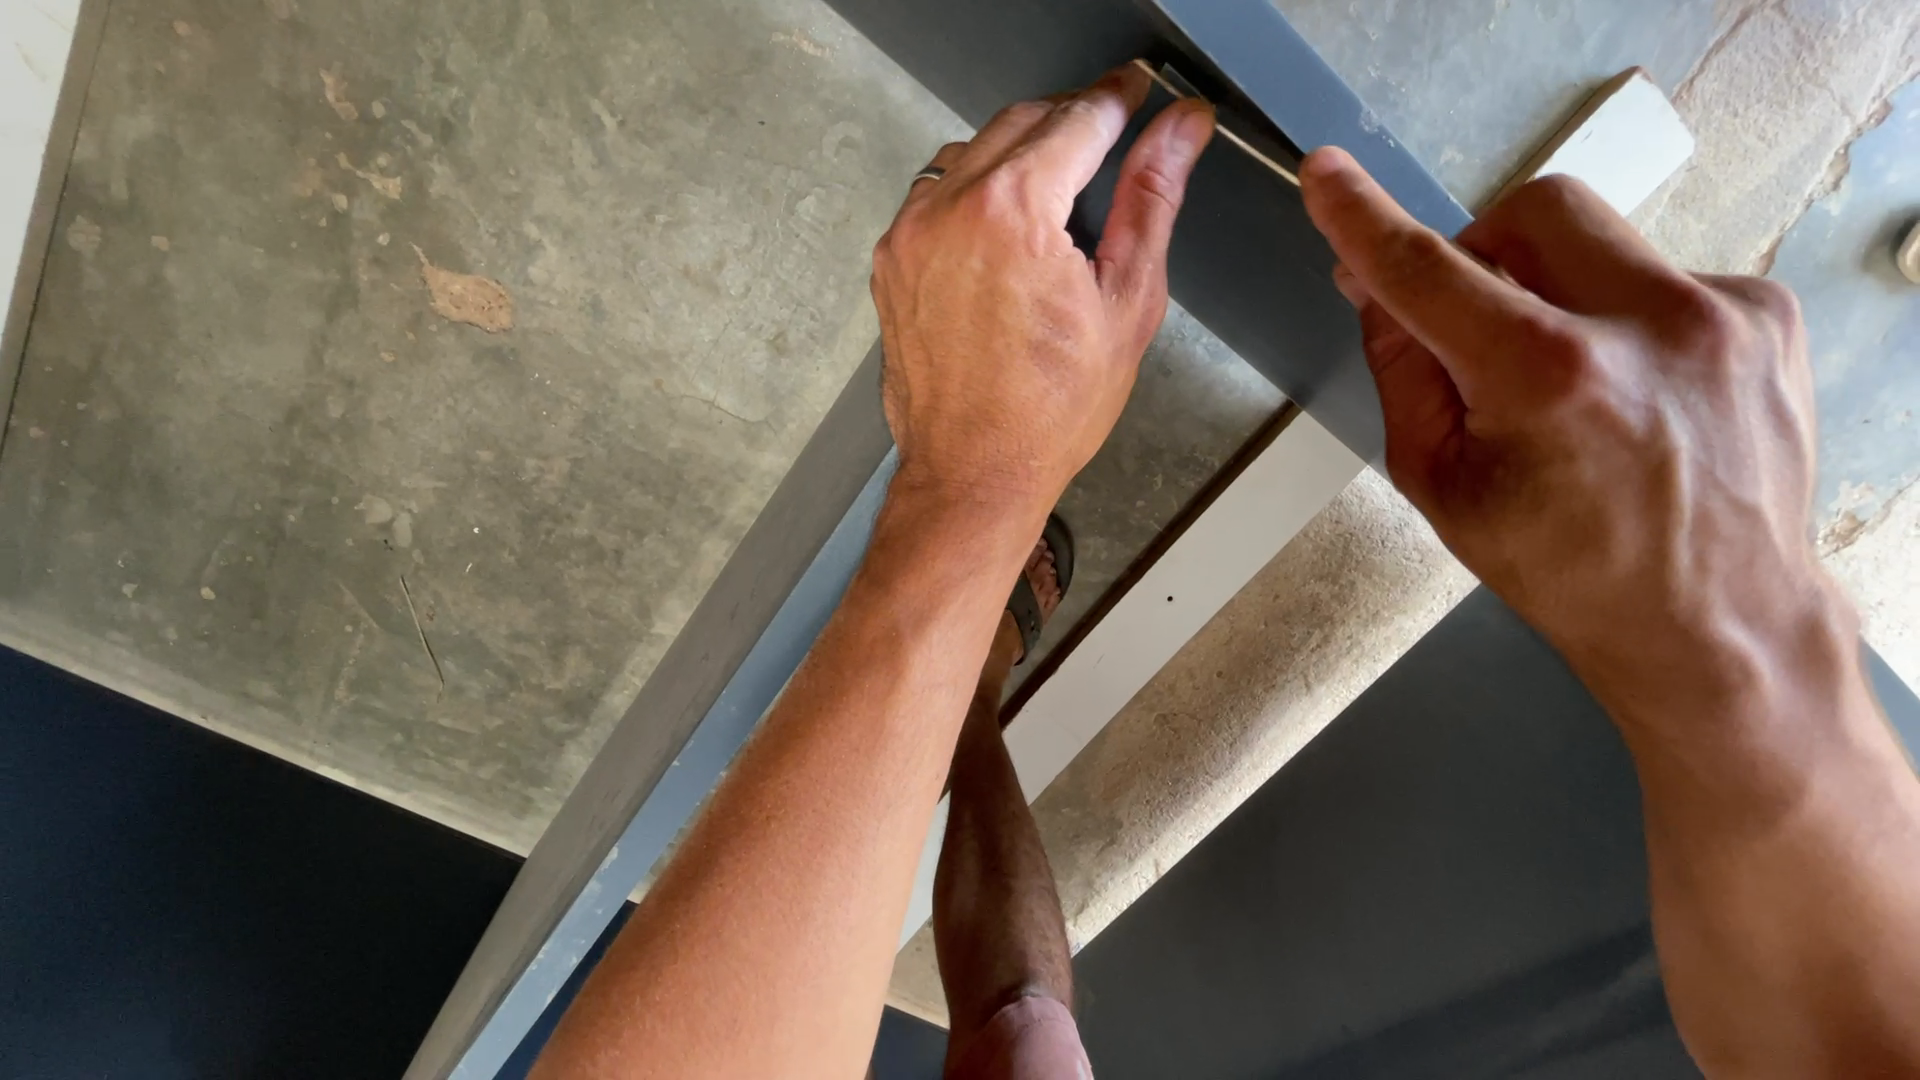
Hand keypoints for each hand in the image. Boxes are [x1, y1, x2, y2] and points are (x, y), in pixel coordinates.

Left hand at [870, 66, 1214, 514]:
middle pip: (1019, 124)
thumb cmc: (1050, 411)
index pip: (1076, 120)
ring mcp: (910, 238)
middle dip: (1068, 120)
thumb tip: (1178, 132)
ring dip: (1016, 154)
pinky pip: (934, 197)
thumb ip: (1150, 204)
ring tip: (1056, 189)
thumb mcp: (1125, 305)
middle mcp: (949, 211)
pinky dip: (971, 192)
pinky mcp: (891, 265)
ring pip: (970, 154)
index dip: (1116, 100)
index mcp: (1013, 212)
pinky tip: (1001, 227)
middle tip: (1107, 134)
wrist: (975, 473)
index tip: (1135, 91)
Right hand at [1299, 147, 1843, 724]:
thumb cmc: (1561, 565)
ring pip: (1594, 240)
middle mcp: (1651, 326)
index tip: (1328, 178)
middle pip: (1533, 211)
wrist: (1712, 620)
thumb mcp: (1439, 481)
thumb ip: (1404, 374)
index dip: (1365, 223)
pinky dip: (1604, 315)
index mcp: (1549, 381)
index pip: (1429, 274)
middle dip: (1479, 250)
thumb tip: (1380, 294)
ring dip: (1543, 290)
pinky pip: (1648, 275)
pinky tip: (1613, 390)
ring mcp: (1724, 312)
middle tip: (1463, 319)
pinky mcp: (1766, 313)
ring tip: (1550, 382)